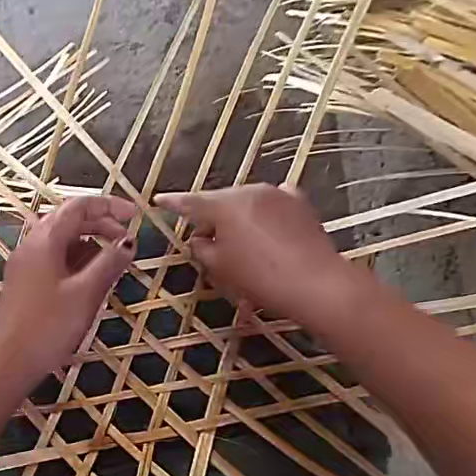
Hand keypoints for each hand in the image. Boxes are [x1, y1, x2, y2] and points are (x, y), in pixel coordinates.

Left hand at [0, 195, 136, 380]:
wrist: (10, 361)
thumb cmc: (49, 326)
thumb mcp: (86, 293)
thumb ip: (109, 263)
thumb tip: (128, 243)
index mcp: (45, 240)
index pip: (79, 206)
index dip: (109, 206)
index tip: (134, 215)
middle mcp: (31, 245)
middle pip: (69, 220)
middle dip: (101, 224)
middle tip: (127, 240)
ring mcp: (25, 264)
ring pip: (61, 240)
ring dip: (89, 242)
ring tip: (113, 260)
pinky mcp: (25, 282)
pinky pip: (54, 258)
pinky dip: (76, 258)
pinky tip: (91, 277)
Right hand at [156, 184, 366, 324]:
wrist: (316, 284)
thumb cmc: (260, 278)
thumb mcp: (220, 268)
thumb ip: (201, 248)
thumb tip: (199, 238)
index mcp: (224, 206)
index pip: (190, 202)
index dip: (172, 203)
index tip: (159, 199)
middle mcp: (249, 192)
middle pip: (220, 201)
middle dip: (210, 217)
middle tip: (205, 240)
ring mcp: (277, 194)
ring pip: (246, 202)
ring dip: (237, 216)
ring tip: (238, 242)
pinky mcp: (299, 203)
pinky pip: (271, 204)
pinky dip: (262, 214)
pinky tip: (265, 229)